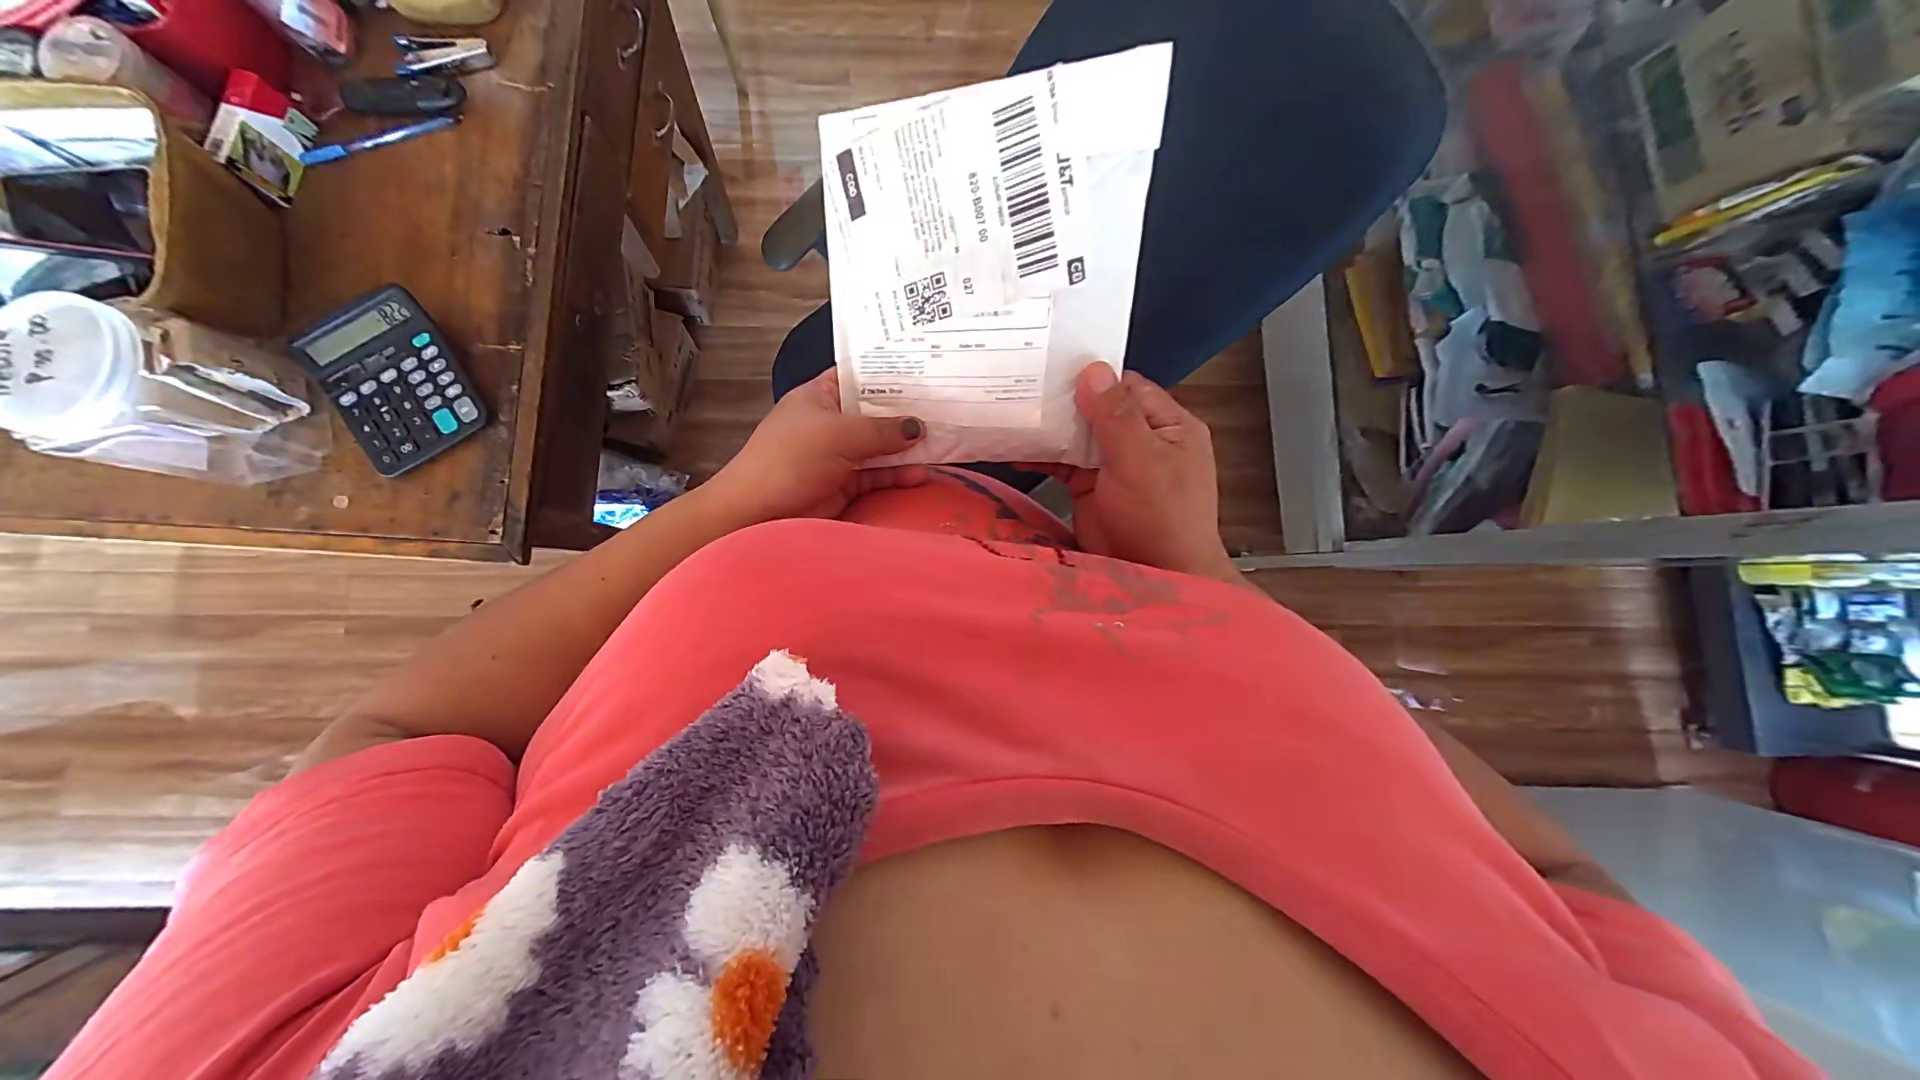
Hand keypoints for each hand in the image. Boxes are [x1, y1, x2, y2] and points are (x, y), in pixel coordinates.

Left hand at [701, 368, 928, 524]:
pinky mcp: (845, 485)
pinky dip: (899, 475)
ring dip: (907, 447)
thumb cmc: (790, 459)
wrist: (757, 513)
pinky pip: (878, 476)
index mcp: (820, 396)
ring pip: (881, 447)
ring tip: (943, 441)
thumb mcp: (838, 434)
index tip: (925, 370)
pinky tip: (922, 473)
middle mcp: (831, 422)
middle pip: (876, 413)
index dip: (889, 372)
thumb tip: (918, 427)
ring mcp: (839, 455)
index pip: (859, 376)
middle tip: (946, 407)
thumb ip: (881, 429)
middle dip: (907, 413)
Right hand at [1026, 363, 1237, 581]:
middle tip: (1022, 381)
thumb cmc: (1161, 519)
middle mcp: (1142, 440)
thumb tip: (1092, 370)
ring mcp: (1115, 465)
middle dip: (1064, 399)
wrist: (1157, 577)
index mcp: (1168, 425)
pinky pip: (1065, 465)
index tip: (1054, 362)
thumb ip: (1116, 416)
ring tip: (1012, 411)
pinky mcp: (1092, 489)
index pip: (1128, 386)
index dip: (1094, 375)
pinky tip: (1016, 451)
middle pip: (1099, 409)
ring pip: (1078, 436)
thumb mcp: (1140, 460)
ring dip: (1049, 429)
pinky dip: (1042, 458)